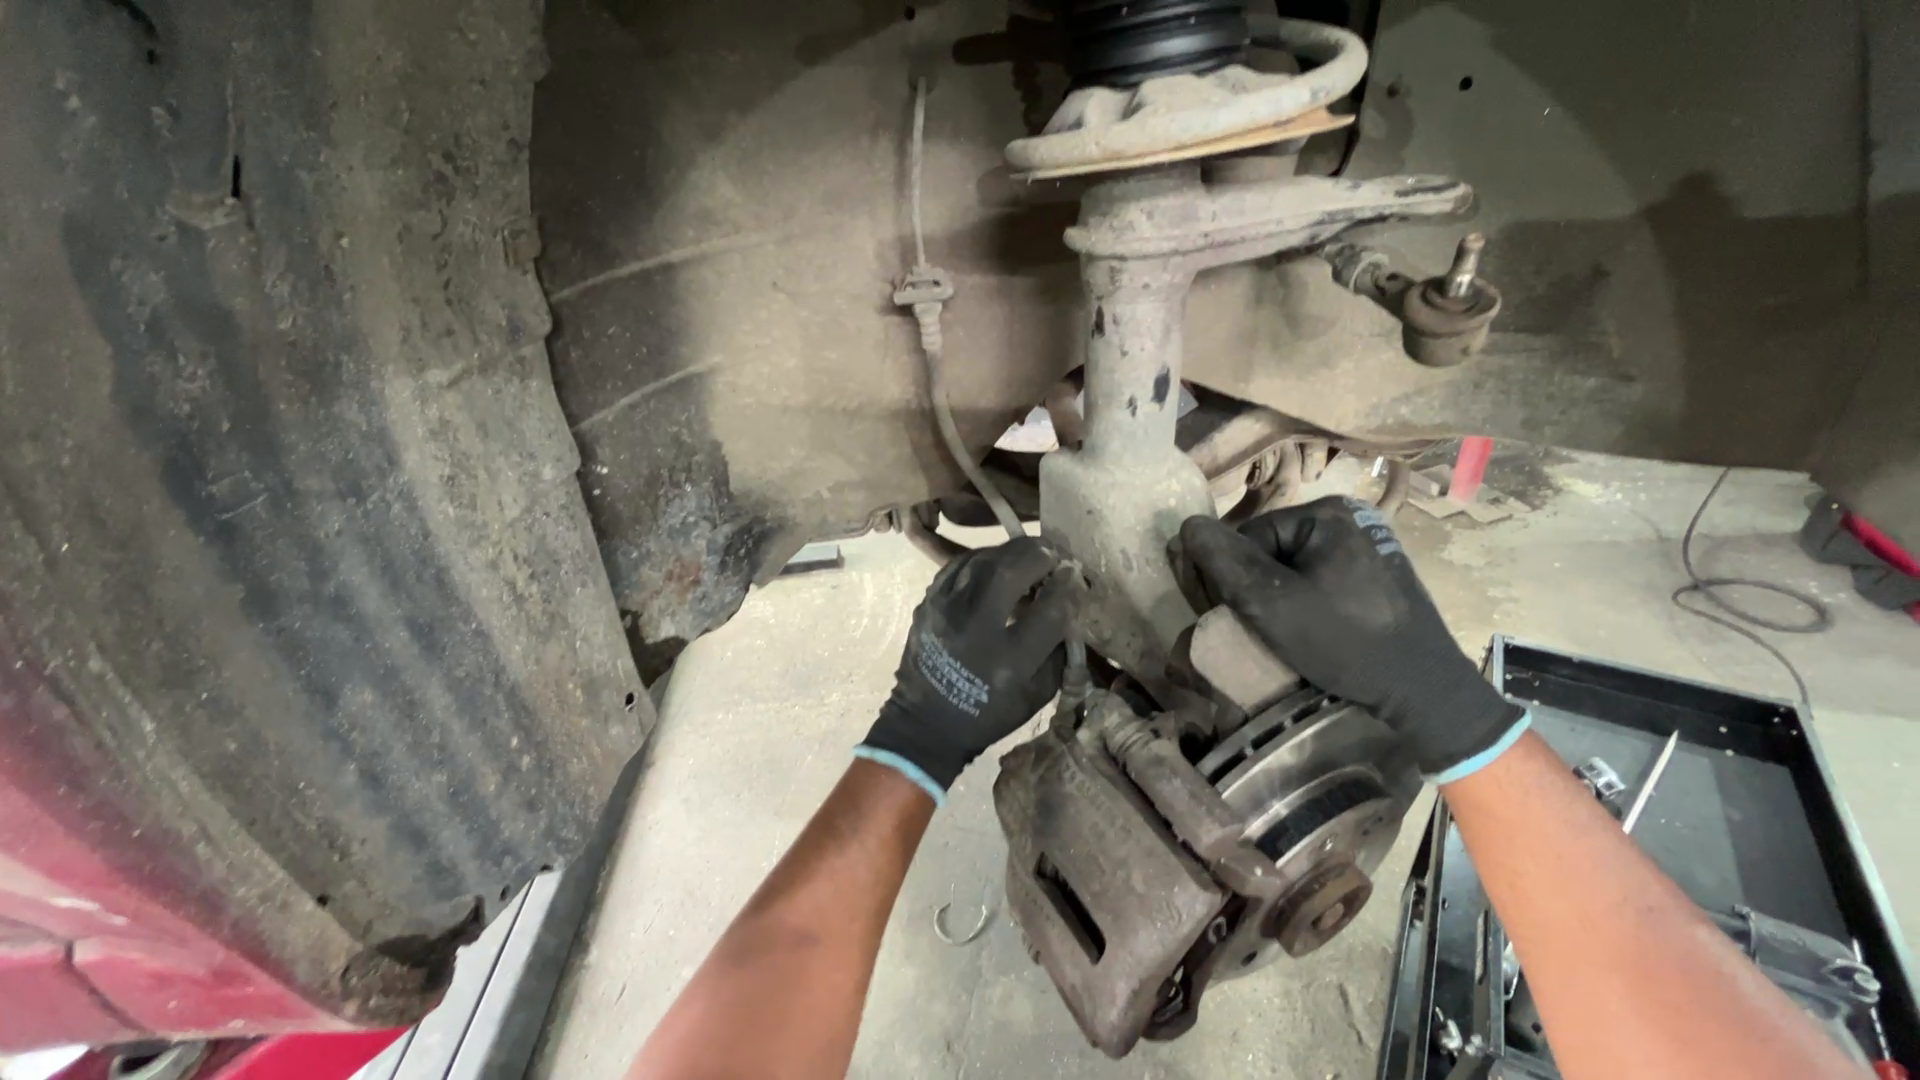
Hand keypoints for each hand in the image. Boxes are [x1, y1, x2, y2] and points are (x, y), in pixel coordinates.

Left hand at [859, 536, 1074, 801]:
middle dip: (1039, 555)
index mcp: (1008, 661)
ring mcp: (946, 611)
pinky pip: (958, 565)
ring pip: (983, 560)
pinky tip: (998, 562)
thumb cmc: (988, 713)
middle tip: (1055, 553)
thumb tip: (1070, 604)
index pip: (1049, 609)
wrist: (926, 723)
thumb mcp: (1037, 694)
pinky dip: (983, 558)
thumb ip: (1059, 649)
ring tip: (1030, 553)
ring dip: (1012, 551)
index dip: (1068, 587)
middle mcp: (975, 629)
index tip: (1076, 577)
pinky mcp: (928, 603)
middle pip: (1011, 571)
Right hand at [1176, 497, 1525, 781]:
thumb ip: (1225, 562)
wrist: (1425, 689)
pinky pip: (1324, 581)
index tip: (1237, 615)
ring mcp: (1370, 546)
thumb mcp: (1272, 604)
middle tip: (1260, 629)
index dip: (1234, 577)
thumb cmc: (1344, 642)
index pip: (1249, 536)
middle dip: (1260, 588)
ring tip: (1285, 634)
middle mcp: (1351, 519)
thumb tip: (1187, 525)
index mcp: (1327, 513)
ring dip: (1282, 599)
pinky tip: (1315, 632)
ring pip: (1296, 569)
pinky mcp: (1380, 575)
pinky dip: (1310, 604)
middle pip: (1273, 551)